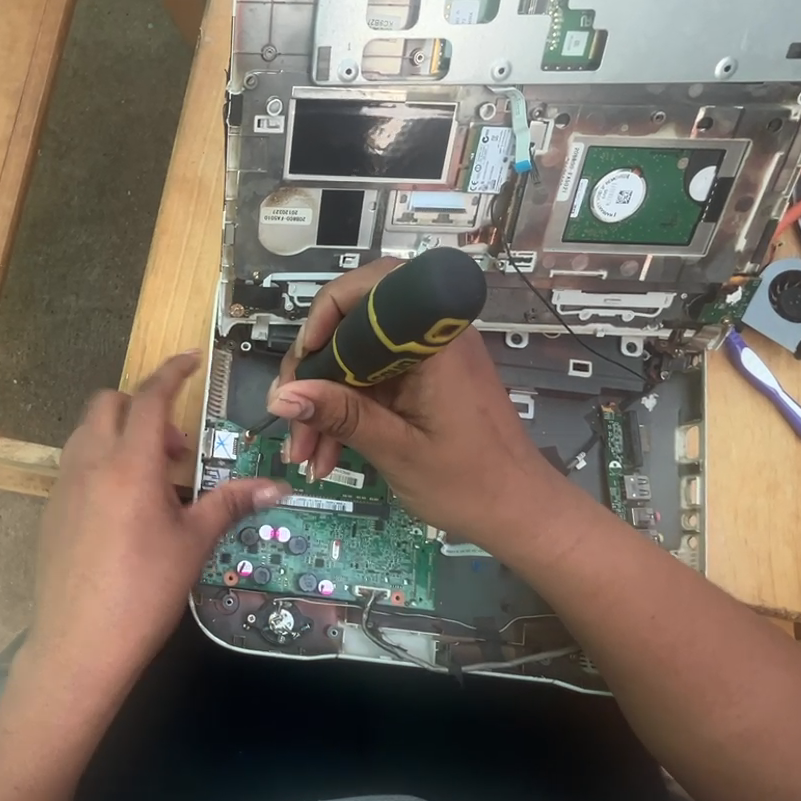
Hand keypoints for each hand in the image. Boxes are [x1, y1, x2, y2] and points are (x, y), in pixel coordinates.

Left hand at [28, 352, 287, 689]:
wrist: (80, 643)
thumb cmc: (145, 591)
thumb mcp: (192, 544)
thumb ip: (230, 504)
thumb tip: (277, 487)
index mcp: (130, 463)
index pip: (150, 397)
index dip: (171, 372)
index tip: (190, 360)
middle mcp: (90, 463)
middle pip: (109, 404)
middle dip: (143, 406)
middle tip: (176, 448)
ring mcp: (64, 485)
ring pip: (88, 432)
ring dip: (120, 433)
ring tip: (153, 480)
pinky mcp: (50, 510)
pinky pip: (75, 464)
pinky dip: (101, 461)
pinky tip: (123, 508)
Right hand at [269, 258, 566, 541]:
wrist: (519, 513)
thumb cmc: (470, 483)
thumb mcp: (397, 450)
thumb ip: (340, 416)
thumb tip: (280, 396)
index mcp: (433, 341)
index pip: (371, 288)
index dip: (326, 315)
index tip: (303, 364)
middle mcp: (427, 339)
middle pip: (350, 330)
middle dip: (312, 376)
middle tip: (291, 422)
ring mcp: (421, 362)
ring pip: (351, 363)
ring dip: (322, 404)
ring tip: (304, 455)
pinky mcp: (418, 385)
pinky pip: (367, 385)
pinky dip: (343, 415)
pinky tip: (324, 454)